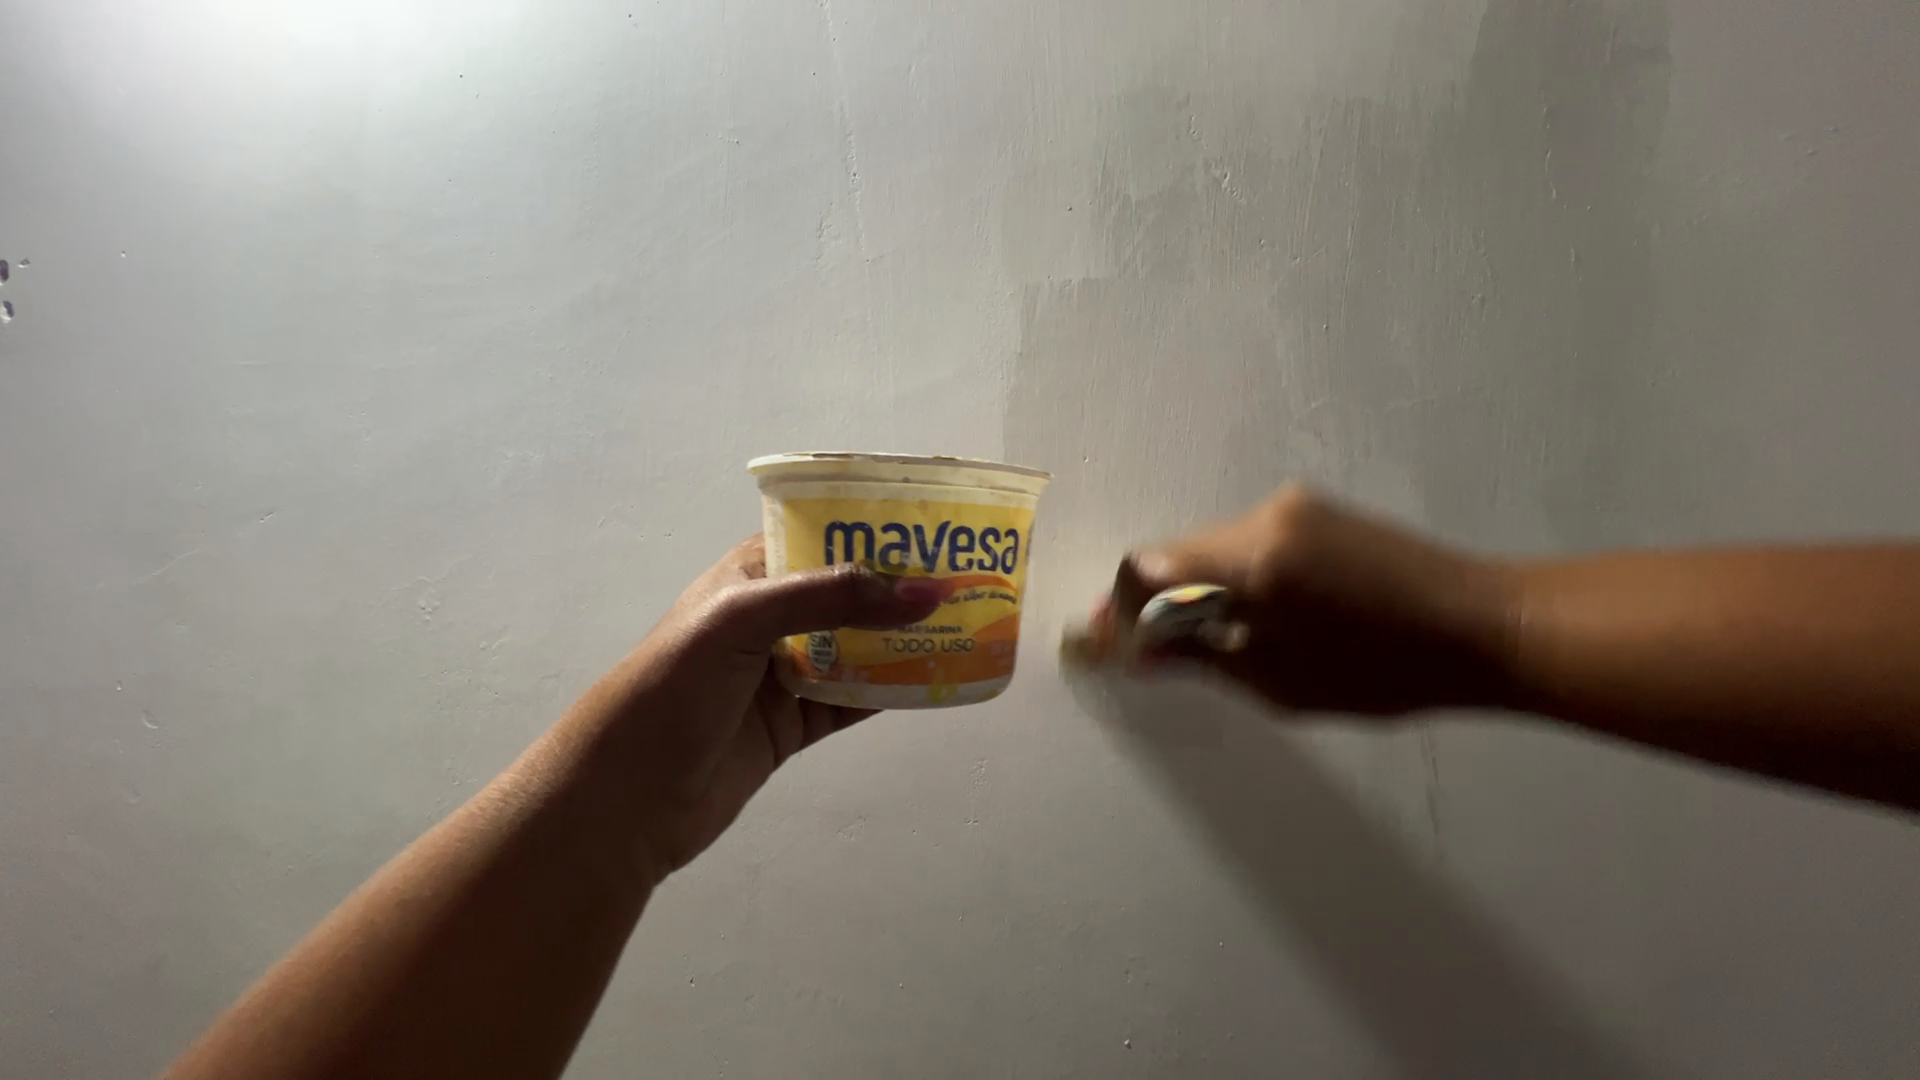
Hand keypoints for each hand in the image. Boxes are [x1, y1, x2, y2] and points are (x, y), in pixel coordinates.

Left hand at [576, 537, 942, 880]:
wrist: (625, 801)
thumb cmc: (672, 687)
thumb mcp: (744, 619)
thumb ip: (832, 598)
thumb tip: (924, 592)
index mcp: (749, 577)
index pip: (821, 538)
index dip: (873, 532)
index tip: (932, 530)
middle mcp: (770, 618)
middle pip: (847, 594)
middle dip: (898, 588)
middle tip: (961, 580)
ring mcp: (784, 673)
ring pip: (857, 647)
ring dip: (901, 640)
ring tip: (961, 626)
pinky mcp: (795, 723)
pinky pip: (854, 699)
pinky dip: (891, 691)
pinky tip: (933, 681)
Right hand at [1094, 486, 1517, 714]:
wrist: (1486, 624)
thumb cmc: (1383, 672)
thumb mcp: (1279, 682)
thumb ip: (1201, 658)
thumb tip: (1141, 654)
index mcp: (1254, 562)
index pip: (1149, 569)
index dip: (1120, 608)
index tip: (1110, 643)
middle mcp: (1263, 517)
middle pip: (1175, 554)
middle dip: (1153, 601)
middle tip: (1143, 646)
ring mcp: (1290, 506)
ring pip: (1209, 546)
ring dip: (1191, 588)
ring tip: (1196, 635)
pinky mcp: (1312, 508)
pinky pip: (1244, 541)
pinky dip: (1228, 575)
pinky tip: (1244, 608)